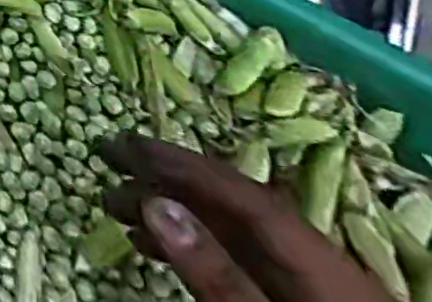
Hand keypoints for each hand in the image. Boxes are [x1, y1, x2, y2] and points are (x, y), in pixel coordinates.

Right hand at [98, 134, 390, 301]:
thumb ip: (217, 275)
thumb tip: (154, 203)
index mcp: (323, 267)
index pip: (245, 196)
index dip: (185, 165)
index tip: (127, 144)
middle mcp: (318, 266)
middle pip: (235, 207)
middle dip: (167, 180)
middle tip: (108, 161)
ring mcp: (310, 288)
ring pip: (231, 230)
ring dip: (171, 209)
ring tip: (117, 207)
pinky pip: (236, 257)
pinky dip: (189, 242)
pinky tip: (152, 245)